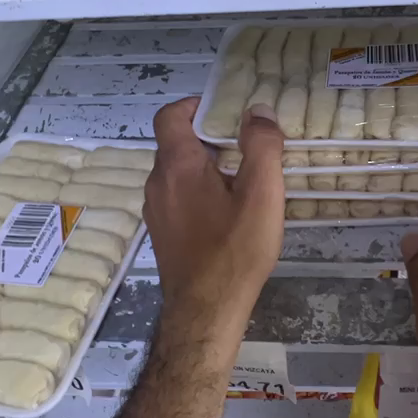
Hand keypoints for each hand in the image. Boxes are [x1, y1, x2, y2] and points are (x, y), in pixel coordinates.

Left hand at [144, 97, 285, 341]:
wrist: (206, 311)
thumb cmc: (235, 249)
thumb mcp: (260, 193)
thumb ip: (261, 146)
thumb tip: (258, 111)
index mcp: (177, 165)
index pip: (171, 116)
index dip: (194, 105)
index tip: (224, 110)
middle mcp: (158, 183)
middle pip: (175, 144)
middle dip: (208, 137)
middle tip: (244, 145)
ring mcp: (156, 211)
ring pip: (176, 172)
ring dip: (203, 166)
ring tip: (240, 178)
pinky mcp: (162, 233)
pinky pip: (177, 197)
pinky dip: (198, 191)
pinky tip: (226, 211)